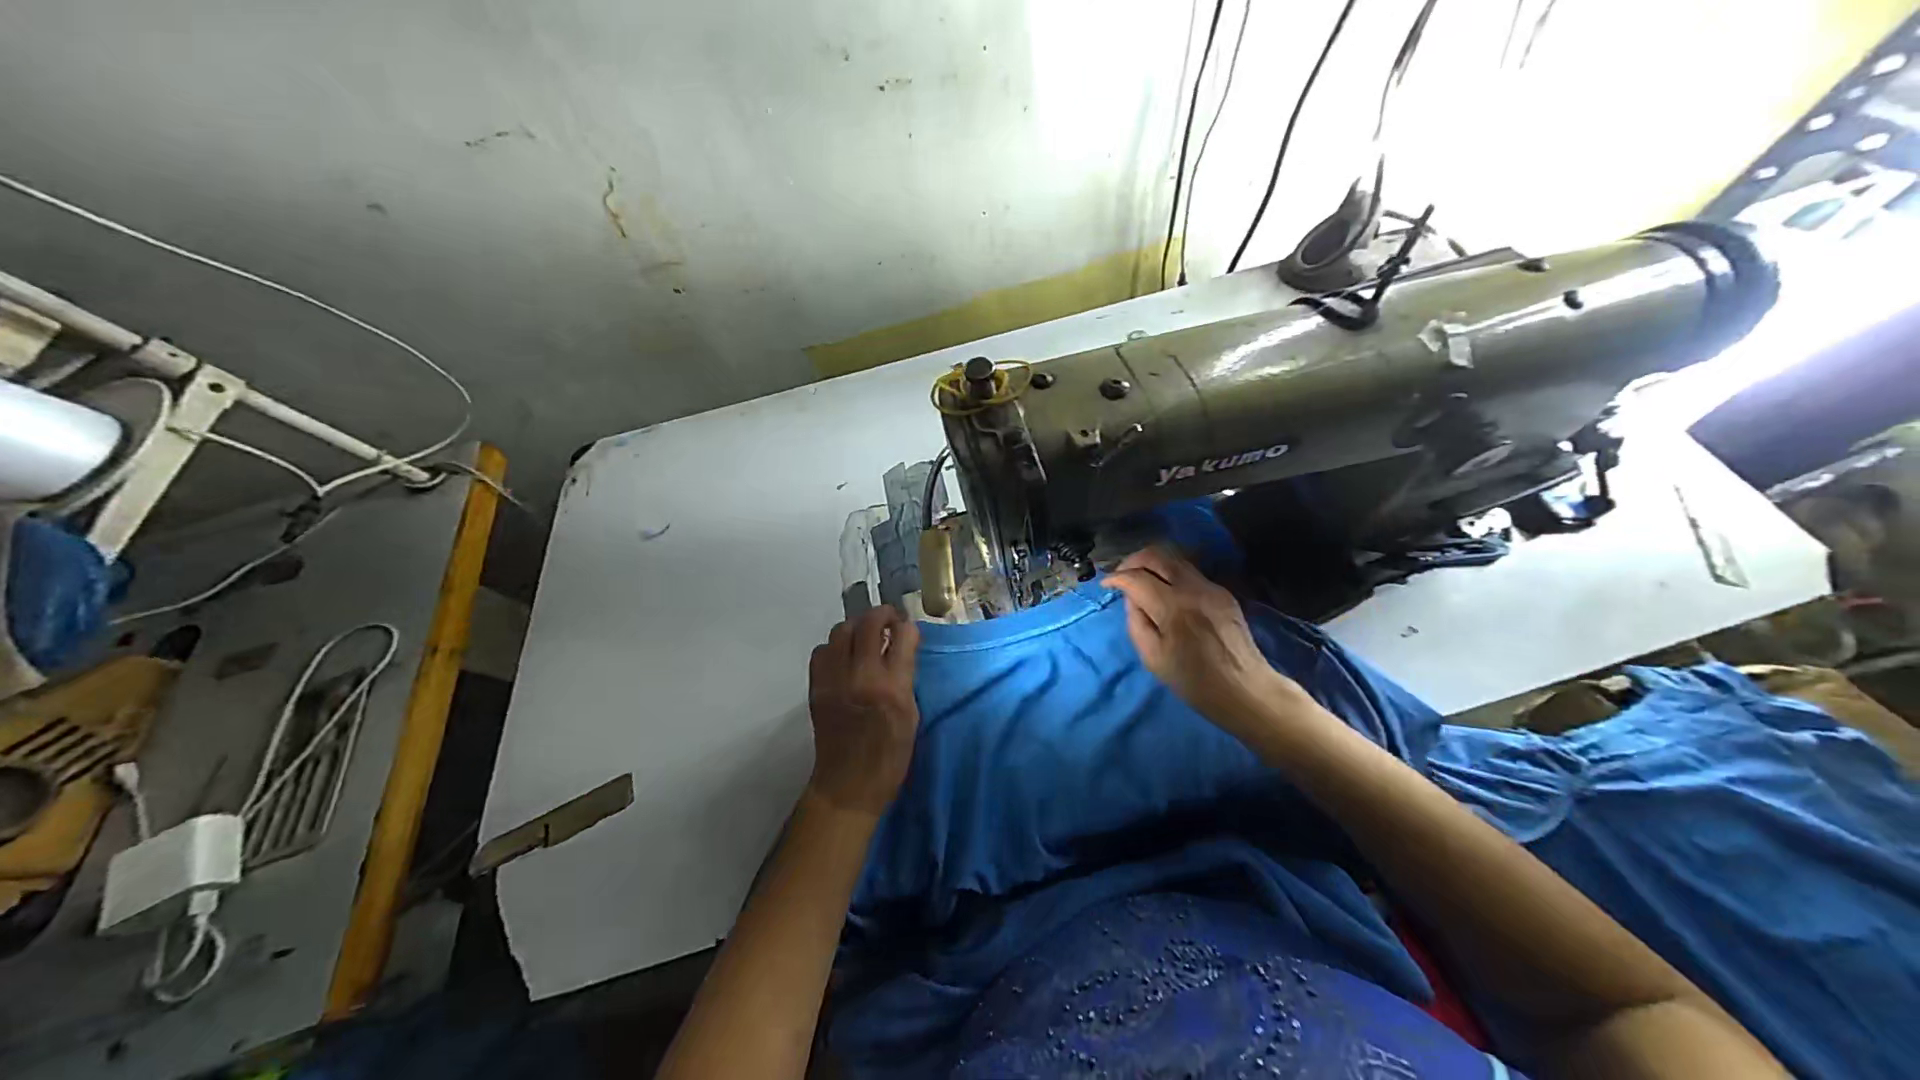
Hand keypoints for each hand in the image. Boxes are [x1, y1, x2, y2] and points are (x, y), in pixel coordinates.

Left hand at [805, 606, 921, 817]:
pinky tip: (845, 656)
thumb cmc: (890, 756)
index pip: (902, 636)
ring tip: (866, 635)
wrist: (848, 786)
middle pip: (868, 624)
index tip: (908, 627)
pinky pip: (822, 650)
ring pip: (841, 631)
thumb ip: (905, 677)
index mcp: (892, 687)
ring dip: (857, 627)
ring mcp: (834, 679)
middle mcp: (861, 676)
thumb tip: (902, 647)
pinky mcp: (816, 686)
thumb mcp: (911, 715)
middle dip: (882, 614)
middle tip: (889, 619)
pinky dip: (835, 646)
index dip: (906, 626)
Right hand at [1101, 548, 1307, 737]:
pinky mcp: (1223, 592)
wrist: (1244, 689)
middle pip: (1157, 555)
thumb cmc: (1193, 681)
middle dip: (1133, 560)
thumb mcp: (1152, 657)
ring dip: (1153, 564)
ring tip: (1141, 580)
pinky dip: (1172, 575)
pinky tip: (1167, 592)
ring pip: (1176, 559)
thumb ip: (1136, 621)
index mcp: (1172, 607)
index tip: (1106, 584)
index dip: (1116, 577)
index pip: (1136, 577)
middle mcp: (1193, 588)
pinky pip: (1191, 573)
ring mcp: (1211, 587)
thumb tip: (1131, 598)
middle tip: (1121, 575)